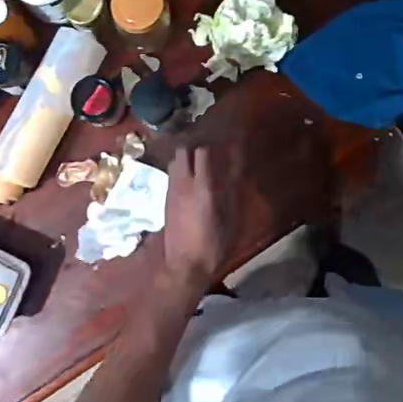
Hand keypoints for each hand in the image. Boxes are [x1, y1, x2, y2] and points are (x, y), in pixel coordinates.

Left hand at [157, 144, 237, 291]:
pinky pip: (172, 173)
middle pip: (183, 150)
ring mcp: (171, 190)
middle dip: (195, 143)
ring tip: (199, 158)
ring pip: (175, 160)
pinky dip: (181, 168)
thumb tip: (237, 167)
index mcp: (202, 187)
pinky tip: (191, 175)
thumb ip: (232, 188)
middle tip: (210, 144)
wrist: (184, 265)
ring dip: (185, 155)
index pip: (203, 152)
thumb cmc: (213, 243)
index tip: (226, 136)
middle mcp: (183, 184)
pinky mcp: (165, 199)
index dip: (214, 141)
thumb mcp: (230, 216)